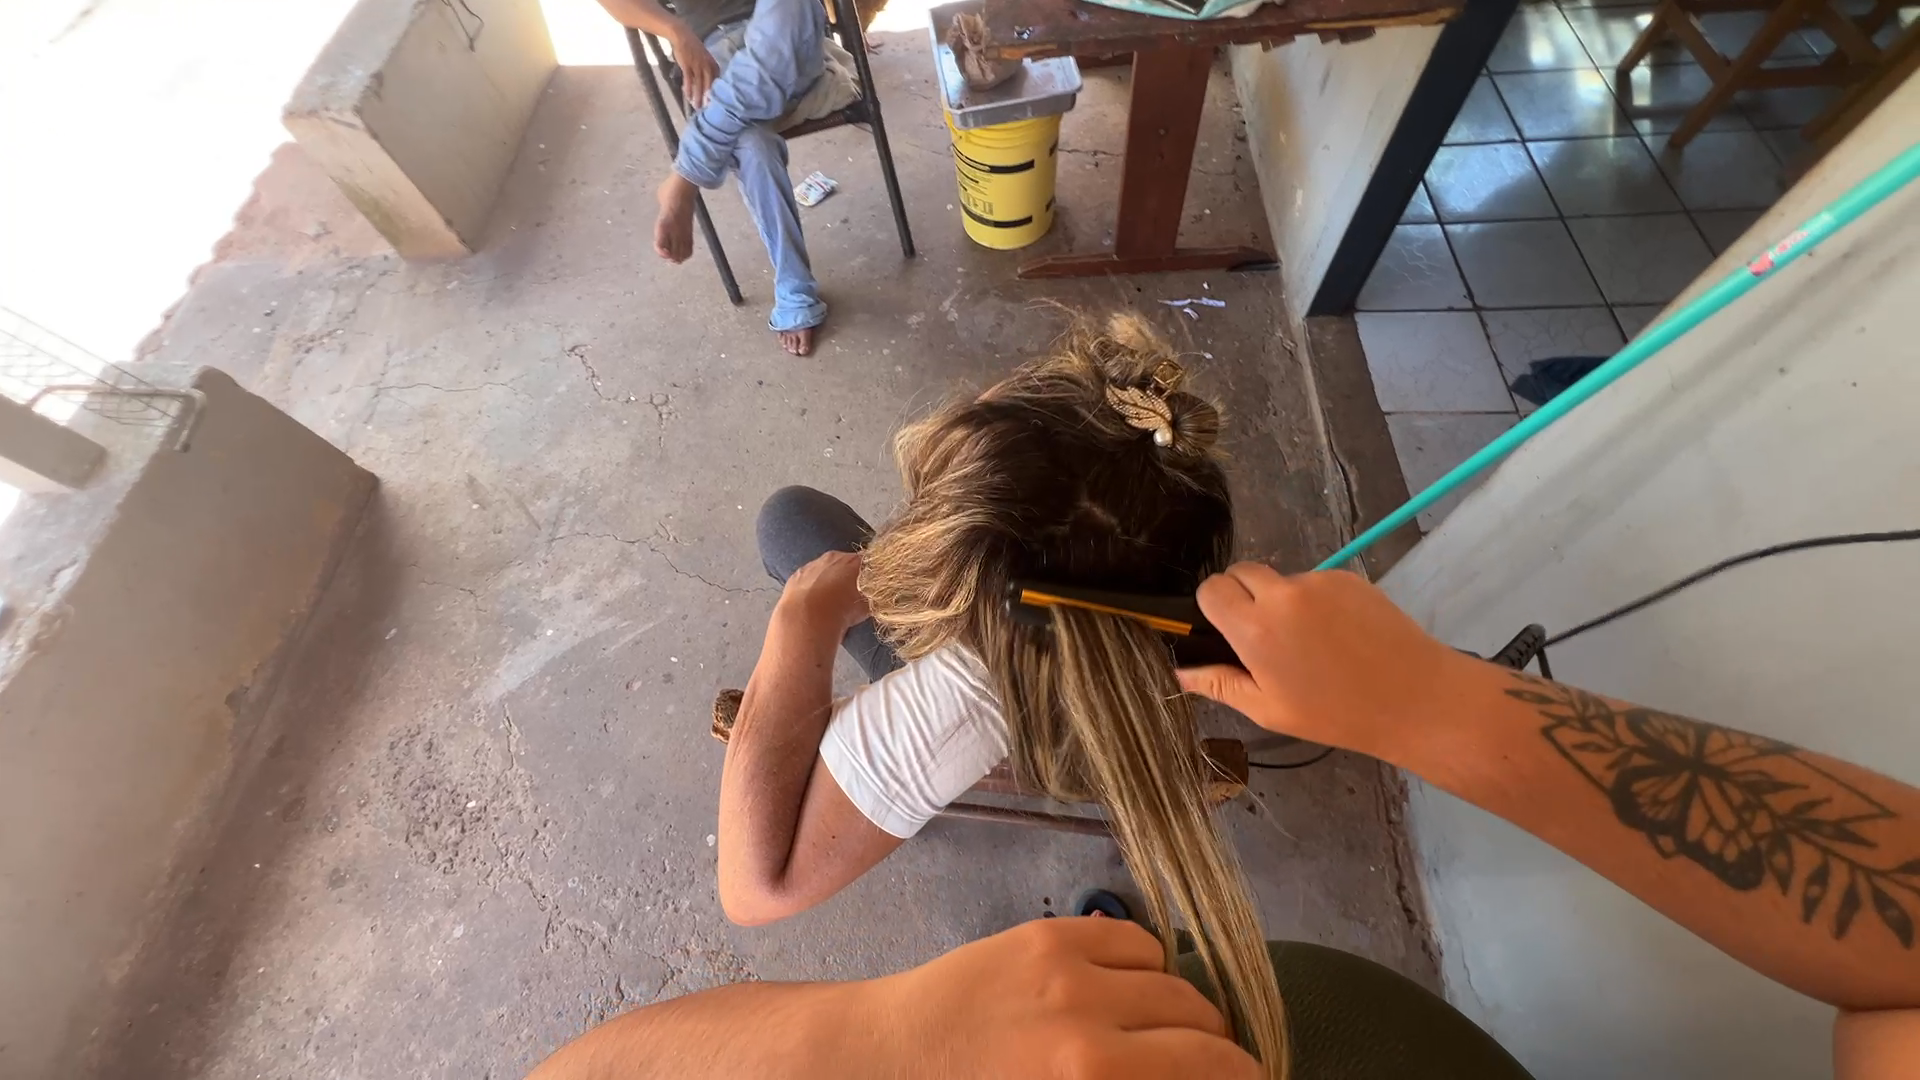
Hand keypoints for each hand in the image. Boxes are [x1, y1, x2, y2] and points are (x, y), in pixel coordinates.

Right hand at [671, 30, 719, 109]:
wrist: (682, 35)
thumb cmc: (694, 50)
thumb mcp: (706, 60)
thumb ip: (709, 72)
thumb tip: (710, 89)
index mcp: (714, 66)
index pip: (718, 84)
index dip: (717, 96)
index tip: (717, 107)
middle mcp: (707, 66)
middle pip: (709, 87)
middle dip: (708, 100)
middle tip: (708, 111)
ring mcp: (697, 65)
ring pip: (699, 85)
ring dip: (697, 97)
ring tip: (697, 107)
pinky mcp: (687, 65)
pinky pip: (688, 80)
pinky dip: (688, 89)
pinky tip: (687, 97)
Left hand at [777, 551, 868, 633]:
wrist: (808, 618)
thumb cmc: (841, 610)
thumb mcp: (868, 606)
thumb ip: (872, 596)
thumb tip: (874, 597)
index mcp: (855, 560)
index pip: (868, 562)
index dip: (870, 575)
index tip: (871, 586)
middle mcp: (834, 557)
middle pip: (846, 562)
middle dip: (849, 575)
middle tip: (851, 594)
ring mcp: (813, 564)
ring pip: (825, 569)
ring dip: (829, 580)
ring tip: (831, 601)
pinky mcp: (796, 575)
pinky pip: (808, 578)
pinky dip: (811, 586)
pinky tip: (813, 602)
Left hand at [867, 917, 1259, 1078]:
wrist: (886, 1060)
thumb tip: (1185, 1076)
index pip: (1213, 1076)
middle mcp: (1090, 1026)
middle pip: (1205, 1030)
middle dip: (1223, 1056)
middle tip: (1214, 1070)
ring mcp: (1068, 969)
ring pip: (1176, 981)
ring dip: (1185, 1012)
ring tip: (1168, 1033)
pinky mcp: (1048, 933)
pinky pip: (1135, 941)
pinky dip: (1149, 968)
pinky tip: (1130, 991)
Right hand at [1176, 565, 1472, 763]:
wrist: (1419, 699)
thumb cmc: (1336, 713)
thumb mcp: (1268, 709)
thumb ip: (1219, 684)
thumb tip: (1180, 673)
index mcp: (1255, 628)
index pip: (1211, 588)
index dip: (1213, 606)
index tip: (1226, 629)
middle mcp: (1281, 594)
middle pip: (1239, 571)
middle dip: (1241, 595)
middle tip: (1264, 635)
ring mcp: (1318, 581)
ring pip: (1278, 578)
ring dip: (1279, 599)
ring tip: (1310, 640)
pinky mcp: (1347, 577)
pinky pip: (1313, 580)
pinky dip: (1313, 600)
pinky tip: (1337, 633)